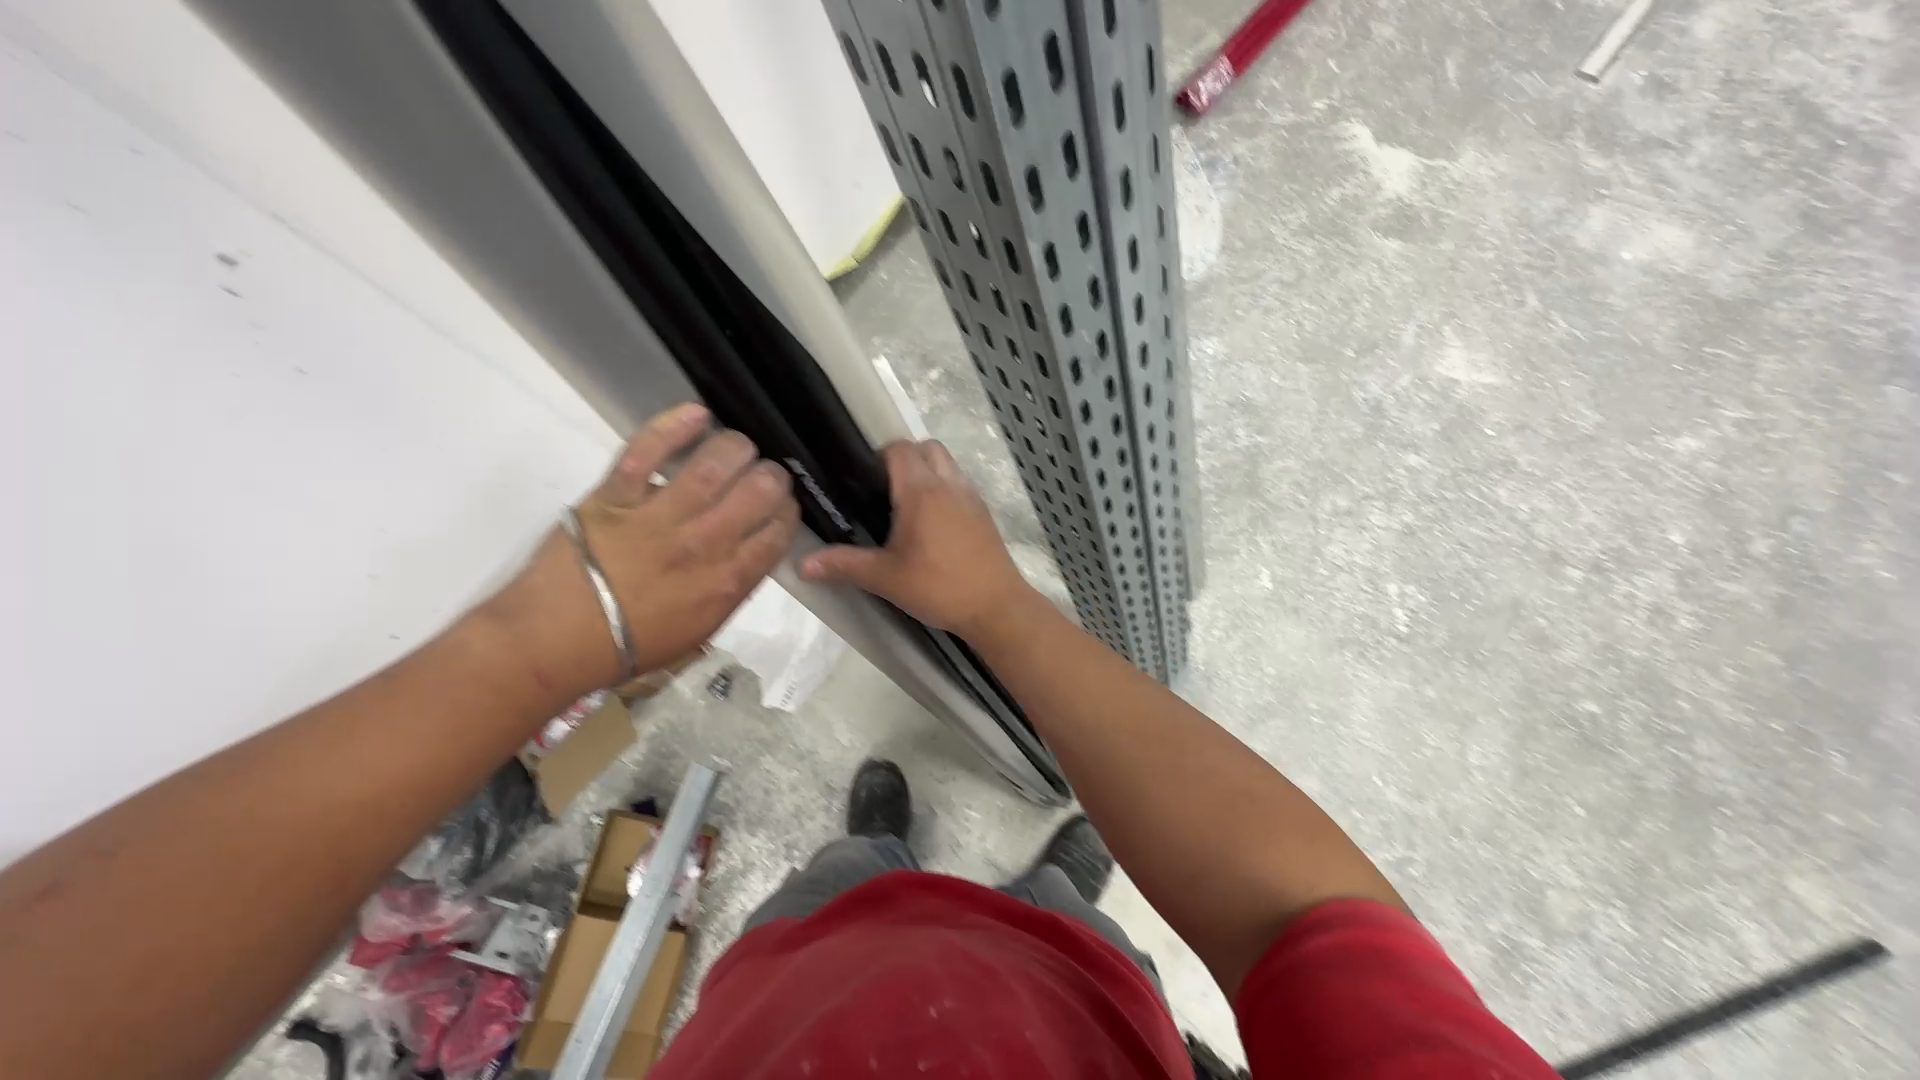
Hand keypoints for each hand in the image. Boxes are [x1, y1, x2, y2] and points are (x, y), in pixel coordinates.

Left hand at [485, 403, 799, 695]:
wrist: (554, 644)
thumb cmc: (629, 647)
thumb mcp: (698, 631)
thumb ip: (728, 591)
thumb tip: (745, 557)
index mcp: (727, 581)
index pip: (777, 531)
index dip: (786, 511)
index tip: (780, 506)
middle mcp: (704, 544)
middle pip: (759, 491)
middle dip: (771, 475)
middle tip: (763, 474)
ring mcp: (660, 516)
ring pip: (715, 463)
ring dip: (736, 446)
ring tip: (737, 446)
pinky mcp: (616, 496)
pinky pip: (649, 450)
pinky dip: (674, 426)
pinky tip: (697, 413)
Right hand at [799, 440, 1031, 639]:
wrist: (995, 606)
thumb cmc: (938, 587)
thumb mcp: (885, 578)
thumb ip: (844, 565)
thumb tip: (803, 564)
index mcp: (922, 492)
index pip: (899, 449)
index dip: (879, 457)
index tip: (864, 481)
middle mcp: (949, 484)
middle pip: (926, 447)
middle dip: (904, 459)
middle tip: (884, 490)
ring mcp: (971, 496)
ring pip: (947, 463)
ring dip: (927, 471)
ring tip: (906, 506)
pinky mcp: (984, 512)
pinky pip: (960, 483)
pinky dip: (945, 488)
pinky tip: (932, 523)